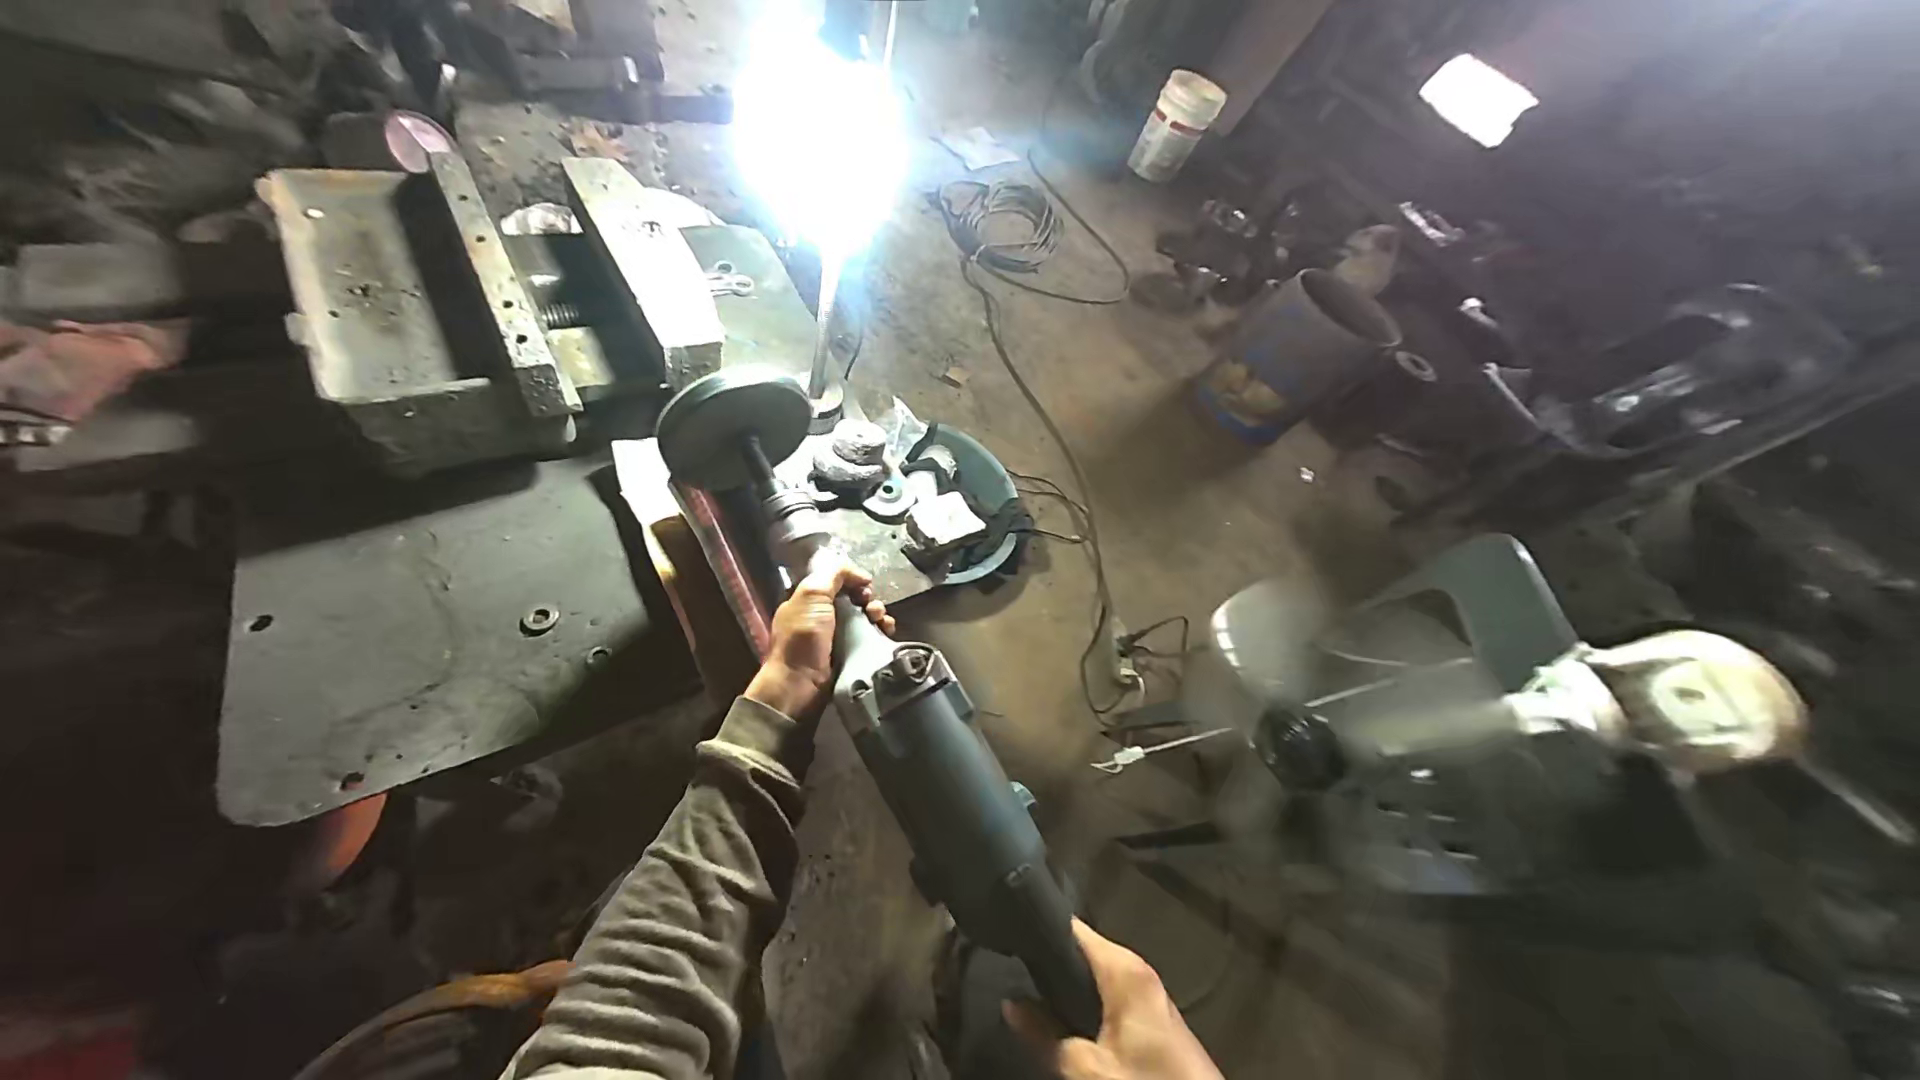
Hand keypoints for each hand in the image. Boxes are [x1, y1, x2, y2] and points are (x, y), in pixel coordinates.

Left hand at [743, 558, 894, 719]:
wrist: (801, 684)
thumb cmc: (804, 636)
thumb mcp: (812, 595)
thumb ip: (833, 574)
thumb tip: (860, 575)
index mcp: (810, 600)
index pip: (837, 581)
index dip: (853, 579)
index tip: (864, 584)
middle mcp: (824, 615)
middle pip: (855, 597)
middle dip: (868, 597)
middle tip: (870, 605)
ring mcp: (839, 636)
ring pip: (867, 616)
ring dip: (878, 613)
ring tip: (879, 620)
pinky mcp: (853, 654)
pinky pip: (873, 636)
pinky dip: (882, 630)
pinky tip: (886, 631)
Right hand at [1004, 920, 1223, 1079]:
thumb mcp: (1088, 1070)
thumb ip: (1044, 1035)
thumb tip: (1009, 1004)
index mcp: (1123, 968)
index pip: (1071, 928)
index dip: (1038, 929)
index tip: (1007, 936)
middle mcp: (1136, 970)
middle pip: (1081, 952)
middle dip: (1048, 964)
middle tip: (1010, 972)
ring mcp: (1148, 996)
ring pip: (1094, 978)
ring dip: (1065, 989)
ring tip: (1027, 996)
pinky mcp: (1152, 1022)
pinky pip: (1107, 999)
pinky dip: (1084, 1006)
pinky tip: (1063, 1023)